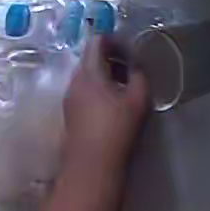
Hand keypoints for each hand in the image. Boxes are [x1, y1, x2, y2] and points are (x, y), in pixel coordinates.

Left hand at [62, 35, 148, 178]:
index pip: (98, 41)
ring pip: (88, 75)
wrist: (92, 169)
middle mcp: (74, 81)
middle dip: (113, 58)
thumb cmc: (117, 129)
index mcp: (89, 72)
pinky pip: (85, 90)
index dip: (116, 40)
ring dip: (107, 74)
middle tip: (133, 69)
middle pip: (92, 57)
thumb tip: (136, 68)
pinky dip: (100, 89)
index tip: (132, 51)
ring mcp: (70, 98)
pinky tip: (115, 105)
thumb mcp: (139, 98)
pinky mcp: (70, 114)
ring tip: (127, 87)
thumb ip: (139, 75)